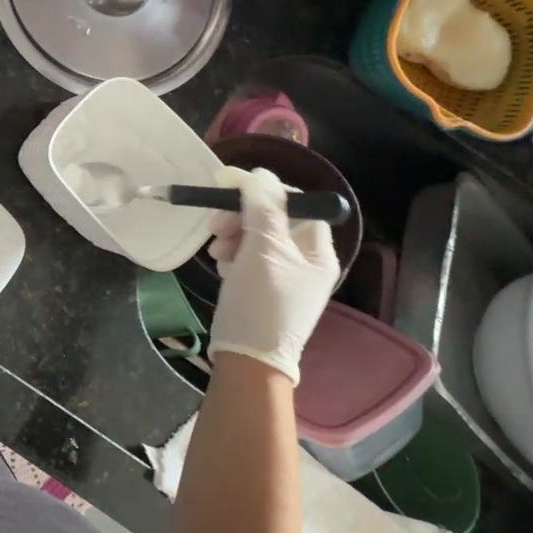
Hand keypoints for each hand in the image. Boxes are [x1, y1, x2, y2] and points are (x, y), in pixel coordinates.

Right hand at [205, 166, 340, 384]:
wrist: (248, 358)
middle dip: (241, 216)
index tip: (228, 186)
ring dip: (232, 235)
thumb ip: (262, 208)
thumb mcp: (262, 251)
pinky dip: (231, 254)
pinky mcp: (261, 287)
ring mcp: (283, 276)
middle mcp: (305, 261)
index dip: (265, 191)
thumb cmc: (261, 303)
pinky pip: (246, 256)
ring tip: (216, 250)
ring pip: (255, 236)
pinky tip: (221, 265)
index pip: (297, 204)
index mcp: (318, 253)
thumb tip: (260, 174)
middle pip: (273, 219)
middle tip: (214, 223)